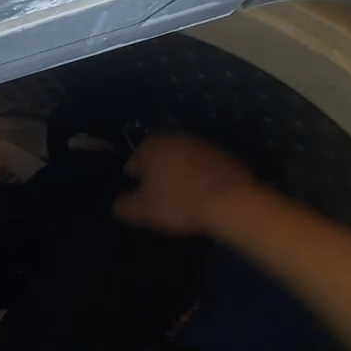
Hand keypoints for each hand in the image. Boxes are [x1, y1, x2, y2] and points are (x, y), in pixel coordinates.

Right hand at [114, 135, 260, 236]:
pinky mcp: (225, 155)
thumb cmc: (179, 203)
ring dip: (181, 175)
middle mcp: (174, 138)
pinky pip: (205, 167)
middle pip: (159, 159)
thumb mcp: (144, 211)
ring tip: (185, 199)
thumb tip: (117, 204)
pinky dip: (202, 178)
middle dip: (158, 175)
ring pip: (183, 161)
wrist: (232, 202)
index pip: (132, 164)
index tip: (142, 200)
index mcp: (150, 147)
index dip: (134, 184)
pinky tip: (205, 196)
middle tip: (162, 199)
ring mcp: (202, 145)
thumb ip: (125, 207)